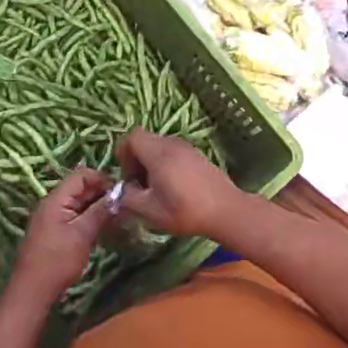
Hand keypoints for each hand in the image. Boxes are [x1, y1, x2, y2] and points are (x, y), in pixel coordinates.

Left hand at [9, 169, 112, 300]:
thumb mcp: (82, 234)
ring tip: (117, 217)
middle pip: (80, 188)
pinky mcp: (54, 232)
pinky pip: (74, 216)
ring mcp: (52, 218)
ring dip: (97, 207)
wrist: (32, 291)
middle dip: (102, 193)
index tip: (121, 192)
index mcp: (56, 199)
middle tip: (123, 205)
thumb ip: (100, 211)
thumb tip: (119, 194)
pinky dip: (89, 219)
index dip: (102, 179)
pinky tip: (103, 228)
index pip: (81, 175)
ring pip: (79, 203)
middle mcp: (52, 204)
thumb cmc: (57, 261)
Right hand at [113, 129, 243, 238]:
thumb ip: (128, 198)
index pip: (133, 136)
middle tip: (138, 185)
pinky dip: (165, 164)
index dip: (124, 152)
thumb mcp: (149, 210)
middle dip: (136, 160)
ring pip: (160, 146)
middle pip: (146, 141)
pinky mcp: (198, 155)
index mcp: (159, 153)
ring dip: (151, 163)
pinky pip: (173, 152)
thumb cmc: (185, 210)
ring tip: (154, 188)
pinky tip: (172, 187)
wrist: (226, 210)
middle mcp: (173, 144)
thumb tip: (121, 190)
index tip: (126, 175)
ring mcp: (188, 148)